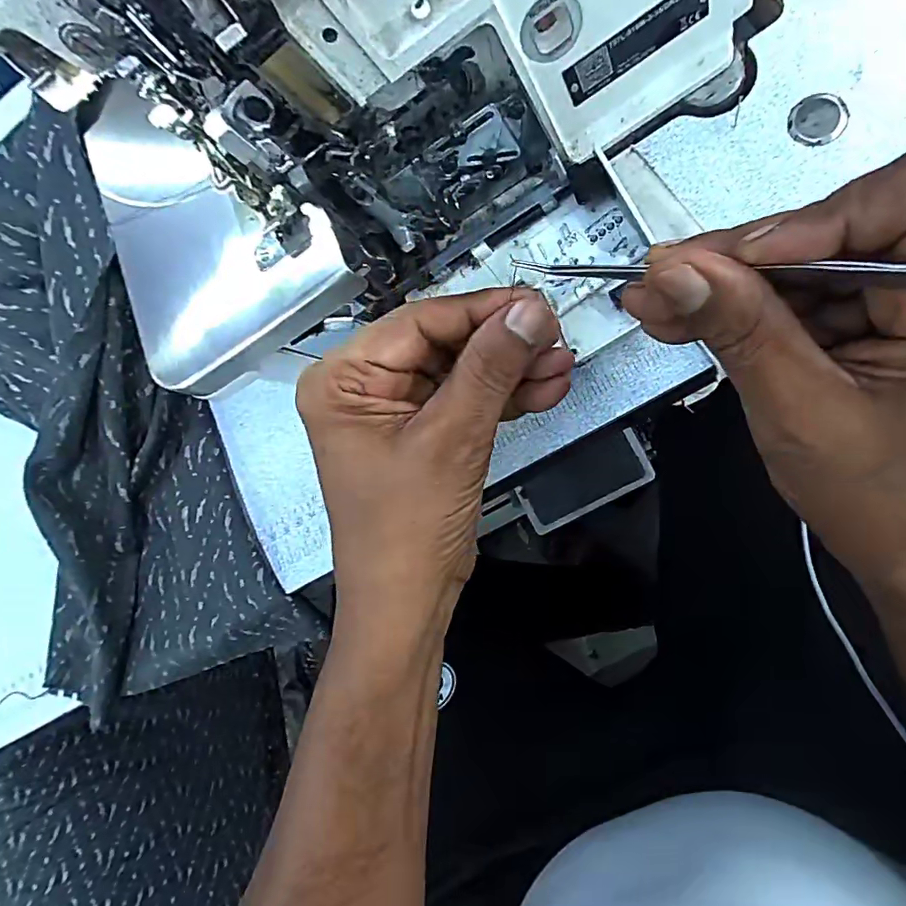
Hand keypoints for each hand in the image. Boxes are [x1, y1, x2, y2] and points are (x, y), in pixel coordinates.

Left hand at [296, 289, 574, 622]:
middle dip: (505, 343)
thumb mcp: (452, 438)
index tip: (535, 306)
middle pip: (449, 343)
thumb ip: (491, 369)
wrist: (410, 599)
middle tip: (553, 335)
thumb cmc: (405, 529)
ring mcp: (403, 412)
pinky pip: (474, 400)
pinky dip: (510, 396)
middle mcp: (369, 389)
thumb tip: (527, 313)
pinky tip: (546, 389)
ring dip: (516, 369)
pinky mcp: (432, 434)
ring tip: (560, 364)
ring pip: (468, 371)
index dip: (483, 311)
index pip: (422, 321)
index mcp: (345, 380)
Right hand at [619, 144, 905, 577]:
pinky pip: (810, 269)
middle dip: (767, 249)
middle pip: (860, 209)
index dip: (831, 213)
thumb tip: (684, 269)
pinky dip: (753, 290)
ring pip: (820, 238)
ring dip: (745, 272)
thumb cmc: (877, 495)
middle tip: (694, 275)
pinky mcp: (881, 300)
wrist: (886, 531)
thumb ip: (745, 331)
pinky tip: (706, 310)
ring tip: (682, 302)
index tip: (753, 256)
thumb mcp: (804, 414)